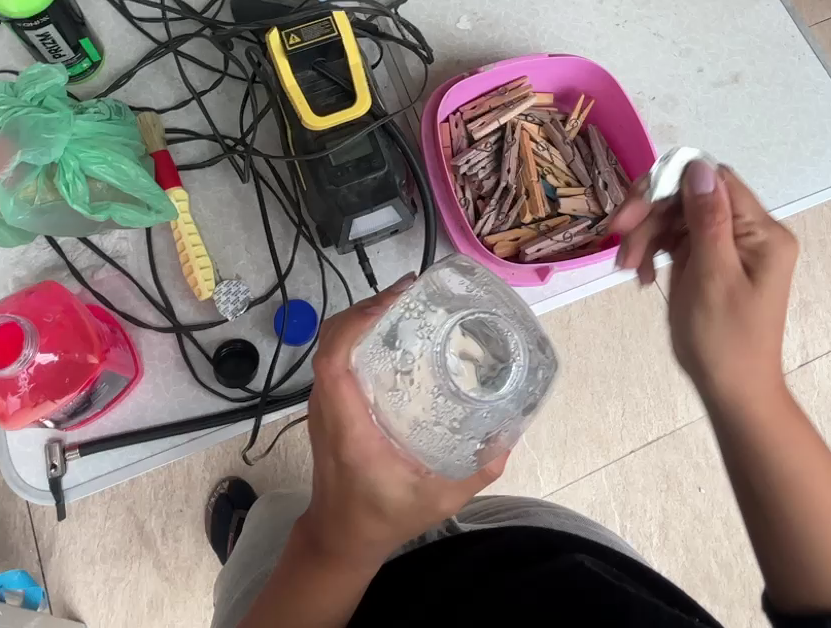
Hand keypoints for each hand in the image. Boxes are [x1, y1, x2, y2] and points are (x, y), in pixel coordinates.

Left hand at [294, 279, 507, 570]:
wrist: (339, 537)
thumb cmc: (383, 518)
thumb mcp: (437, 500)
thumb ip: (475, 472)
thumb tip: (507, 438)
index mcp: (348, 426)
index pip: (334, 360)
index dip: (357, 323)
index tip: (393, 303)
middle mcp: (328, 406)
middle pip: (330, 339)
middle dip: (365, 308)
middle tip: (408, 293)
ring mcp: (323, 403)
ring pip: (330, 343)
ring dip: (360, 316)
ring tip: (402, 304)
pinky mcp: (327, 403)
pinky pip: (335, 355)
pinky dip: (356, 333)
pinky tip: (389, 331)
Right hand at [611, 160, 797, 407]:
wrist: (732, 390)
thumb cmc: (726, 339)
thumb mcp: (714, 276)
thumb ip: (708, 219)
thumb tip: (698, 166)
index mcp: (762, 231)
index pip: (713, 181)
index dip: (670, 183)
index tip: (635, 209)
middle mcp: (748, 230)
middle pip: (688, 195)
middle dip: (650, 213)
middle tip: (617, 232)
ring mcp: (727, 244)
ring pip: (674, 215)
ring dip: (645, 235)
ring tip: (628, 268)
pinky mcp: (707, 257)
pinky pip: (673, 237)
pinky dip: (652, 250)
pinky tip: (642, 275)